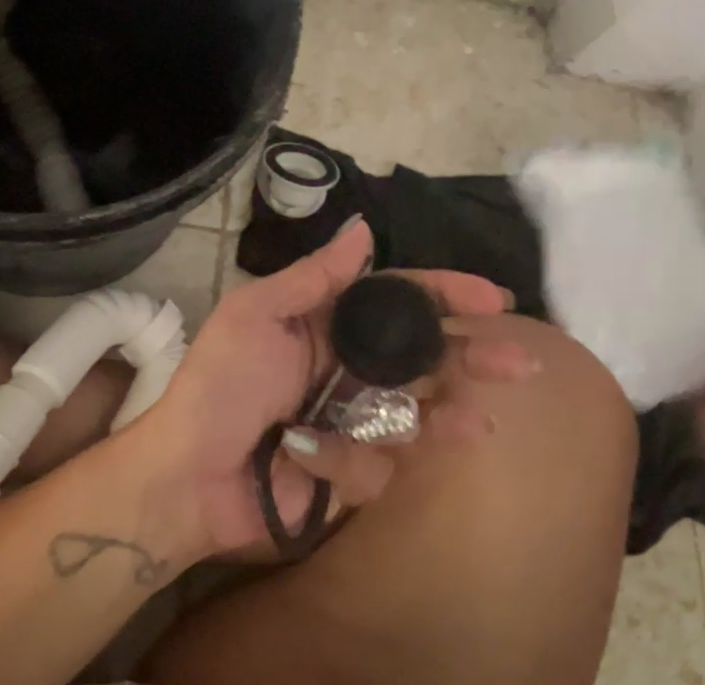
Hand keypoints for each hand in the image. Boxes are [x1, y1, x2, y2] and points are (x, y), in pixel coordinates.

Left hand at [137, 218, 537, 555]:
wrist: (186, 474)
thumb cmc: (220, 384)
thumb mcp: (258, 315)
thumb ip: (315, 277)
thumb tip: (362, 229)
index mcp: (327, 325)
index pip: (398, 302)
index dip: (444, 296)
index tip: (493, 298)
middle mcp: (348, 369)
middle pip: (424, 358)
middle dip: (472, 359)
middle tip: (518, 363)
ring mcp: (352, 423)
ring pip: (418, 415)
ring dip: (447, 417)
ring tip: (474, 422)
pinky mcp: (350, 474)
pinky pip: (375, 464)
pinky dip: (344, 460)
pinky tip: (307, 456)